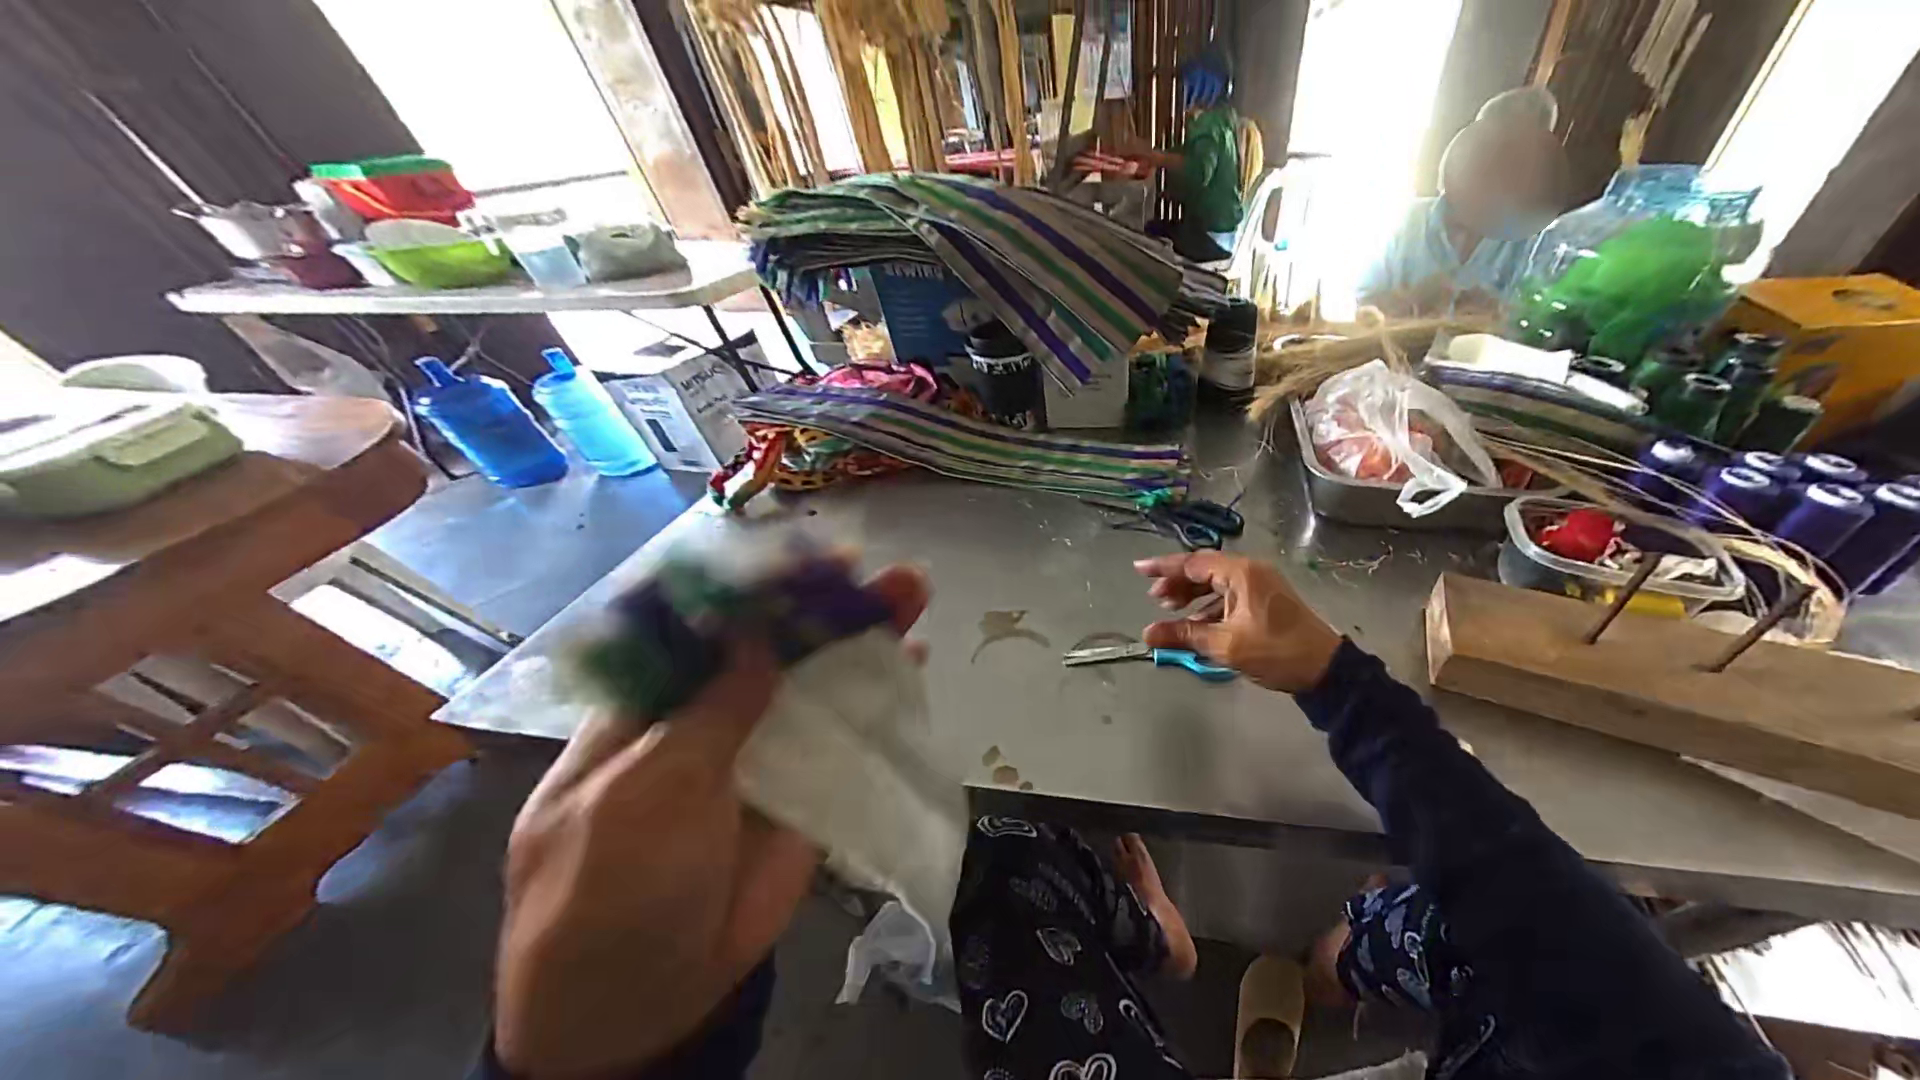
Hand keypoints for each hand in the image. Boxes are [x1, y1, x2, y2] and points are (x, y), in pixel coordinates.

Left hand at [494, 565, 930, 1076]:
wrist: (642, 1003)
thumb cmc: (608, 892)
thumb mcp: (643, 795)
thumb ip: (705, 714)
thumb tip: (754, 633)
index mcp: (650, 702)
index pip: (706, 622)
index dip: (759, 586)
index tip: (809, 558)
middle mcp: (709, 712)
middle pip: (773, 642)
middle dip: (823, 602)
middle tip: (876, 570)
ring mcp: (760, 748)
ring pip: (815, 679)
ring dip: (859, 637)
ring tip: (912, 595)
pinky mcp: (802, 785)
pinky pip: (844, 733)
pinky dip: (877, 697)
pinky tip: (911, 662)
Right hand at [1134, 552, 1341, 693]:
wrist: (1326, 670)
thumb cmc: (1275, 651)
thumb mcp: (1225, 645)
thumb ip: (1183, 635)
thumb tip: (1147, 634)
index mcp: (1241, 573)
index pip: (1193, 563)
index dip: (1163, 566)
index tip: (1138, 569)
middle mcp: (1250, 572)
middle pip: (1203, 570)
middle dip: (1176, 582)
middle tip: (1155, 598)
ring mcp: (1259, 585)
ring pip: (1215, 582)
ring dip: (1191, 594)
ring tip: (1171, 609)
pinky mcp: (1264, 600)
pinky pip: (1228, 594)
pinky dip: (1208, 604)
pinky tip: (1196, 622)